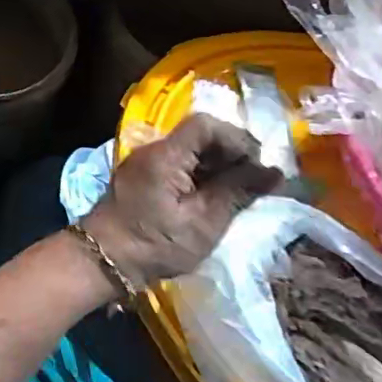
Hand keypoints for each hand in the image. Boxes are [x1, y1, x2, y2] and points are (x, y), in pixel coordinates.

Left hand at [79, 114, 281, 284]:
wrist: (107, 257)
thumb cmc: (156, 244)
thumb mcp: (204, 223)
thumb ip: (236, 192)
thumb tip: (274, 171)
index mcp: (164, 155)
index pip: (204, 125)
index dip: (236, 139)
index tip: (259, 165)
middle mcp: (154, 149)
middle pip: (199, 134)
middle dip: (233, 152)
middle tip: (258, 181)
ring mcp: (148, 160)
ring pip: (192, 148)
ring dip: (221, 164)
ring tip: (245, 190)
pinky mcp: (147, 173)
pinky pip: (181, 162)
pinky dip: (204, 173)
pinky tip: (221, 194)